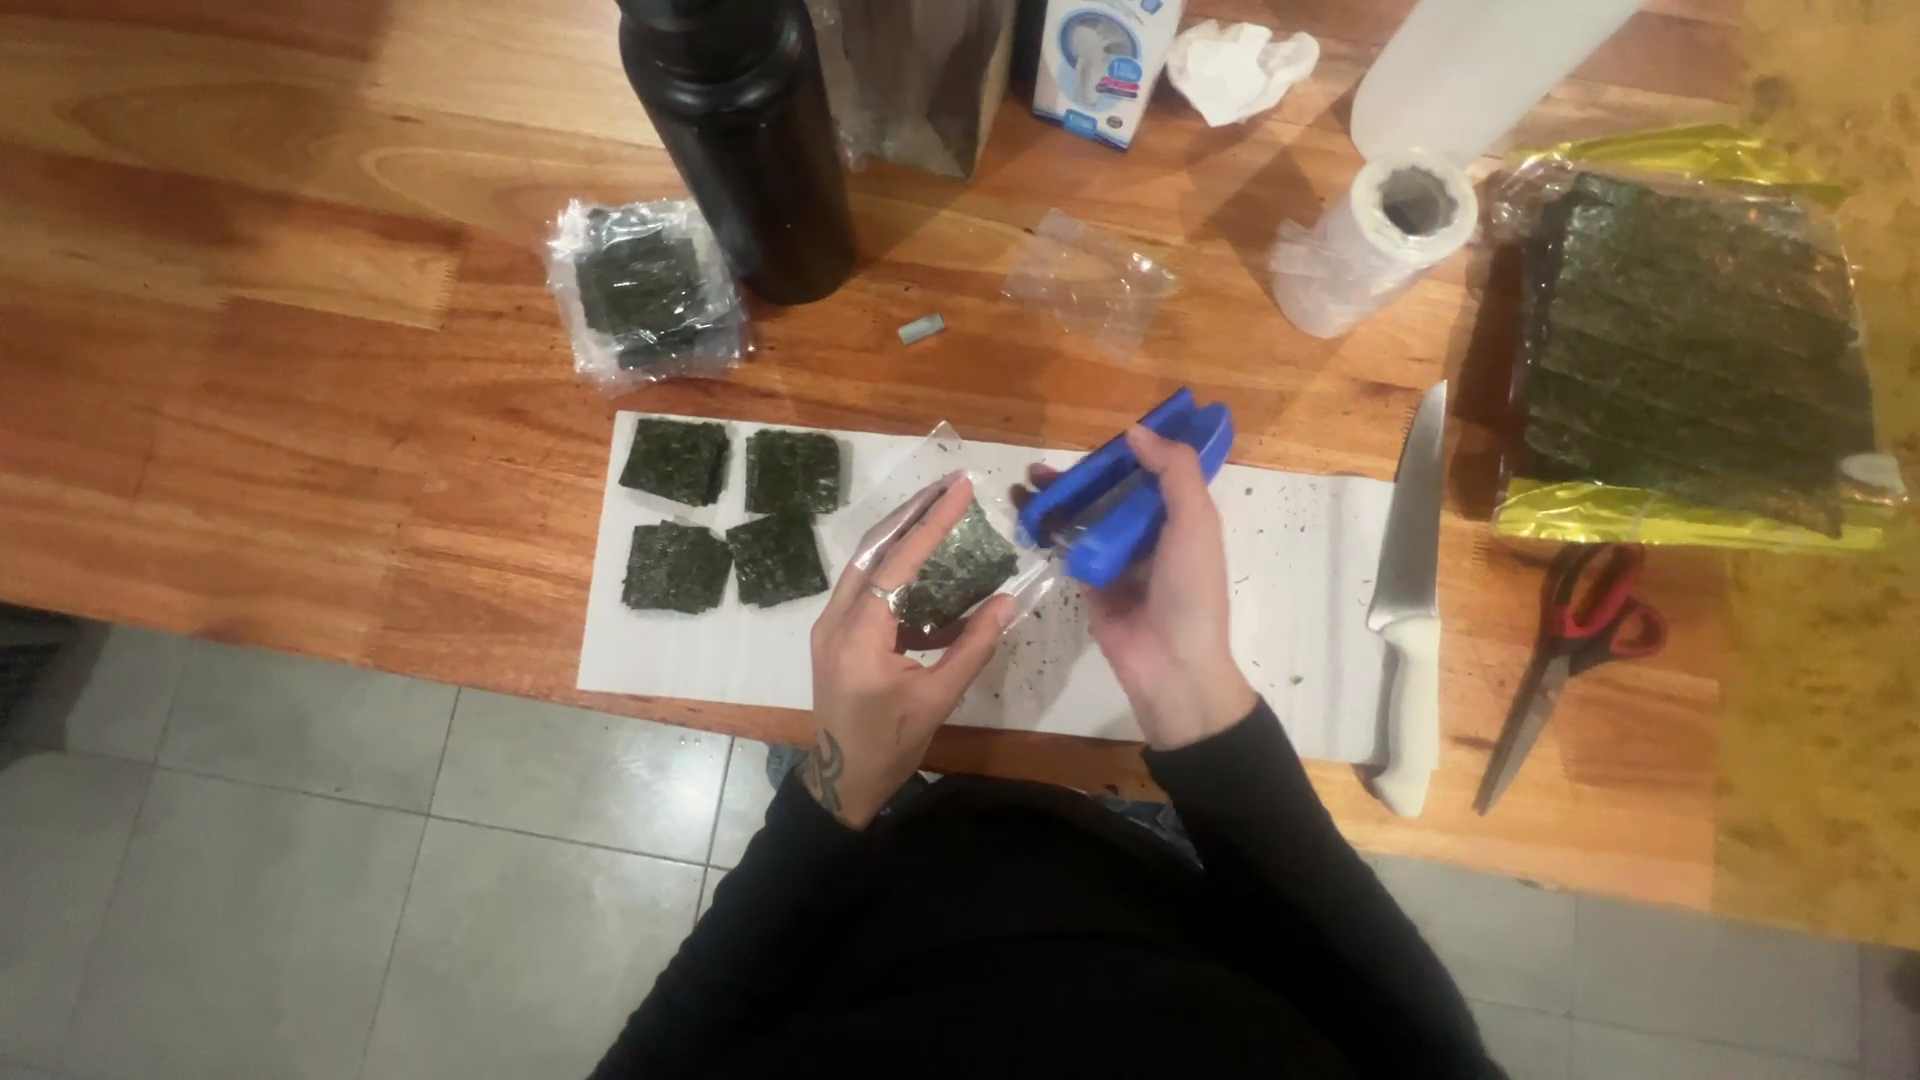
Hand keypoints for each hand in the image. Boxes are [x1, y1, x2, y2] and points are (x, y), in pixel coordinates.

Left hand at [805, 476, 1015, 827]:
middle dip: (911, 516)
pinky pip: (867, 593)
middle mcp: (835, 620)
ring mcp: (830, 627)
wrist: (840, 781)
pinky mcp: (836, 636)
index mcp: (857, 636)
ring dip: (903, 542)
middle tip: (947, 487)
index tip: (959, 489)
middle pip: (873, 551)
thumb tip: (1007, 602)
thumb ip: (973, 647)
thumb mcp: (938, 699)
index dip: (932, 524)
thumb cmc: (890, 746)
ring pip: (867, 567)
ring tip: (942, 519)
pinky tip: (933, 581)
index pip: (899, 564)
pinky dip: (899, 580)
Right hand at [1024, 425, 1255, 749]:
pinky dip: (1047, 531)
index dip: (1126, 453)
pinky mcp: (1091, 582)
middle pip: (1109, 494)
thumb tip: (1135, 432)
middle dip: (1078, 478)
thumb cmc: (1190, 590)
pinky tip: (1024, 516)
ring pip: (1083, 518)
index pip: (1151, 473)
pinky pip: (1068, 549)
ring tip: (1022, 484)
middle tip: (1040, 466)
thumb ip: (1174, 473)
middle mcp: (1147, 533)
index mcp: (1180, 517)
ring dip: (1055, 500)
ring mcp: (1116, 558)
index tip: (1097, 437)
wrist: (1170, 664)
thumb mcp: (1195, 523)